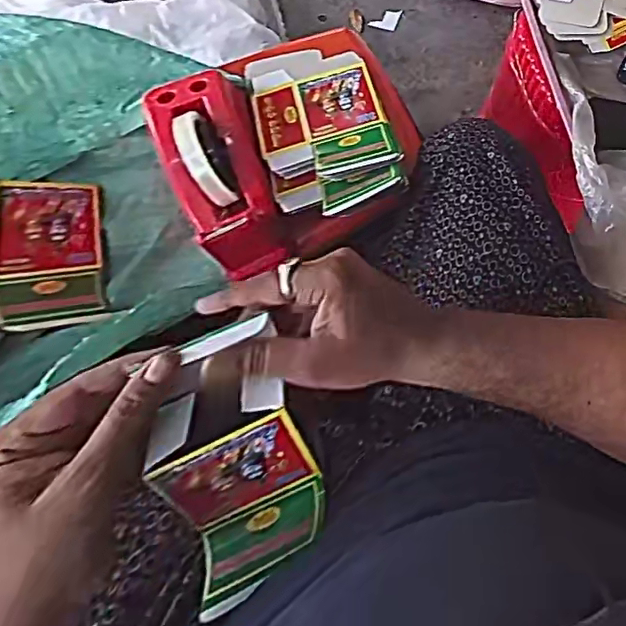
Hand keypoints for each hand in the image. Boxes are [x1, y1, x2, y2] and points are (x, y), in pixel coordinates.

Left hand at [0, 351, 178, 625]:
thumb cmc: (40, 571)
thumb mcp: (85, 487)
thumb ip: (125, 421)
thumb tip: (160, 364)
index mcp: (5, 449)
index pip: (76, 390)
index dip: (126, 369)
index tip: (172, 354)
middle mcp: (24, 452)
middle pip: (92, 405)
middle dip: (138, 390)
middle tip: (187, 370)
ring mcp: (49, 470)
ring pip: (106, 424)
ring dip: (144, 411)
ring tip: (185, 390)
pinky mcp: (75, 486)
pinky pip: (112, 447)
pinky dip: (140, 436)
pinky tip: (168, 424)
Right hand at [194, 249, 444, 389]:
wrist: (421, 344)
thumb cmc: (378, 351)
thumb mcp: (314, 363)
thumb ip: (263, 359)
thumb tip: (222, 361)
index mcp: (324, 276)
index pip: (263, 284)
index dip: (229, 299)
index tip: (204, 307)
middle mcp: (333, 262)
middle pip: (277, 287)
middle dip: (257, 317)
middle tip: (237, 346)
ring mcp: (342, 267)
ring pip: (292, 292)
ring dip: (279, 319)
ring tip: (272, 350)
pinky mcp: (348, 276)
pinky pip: (310, 292)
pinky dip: (298, 316)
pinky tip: (298, 340)